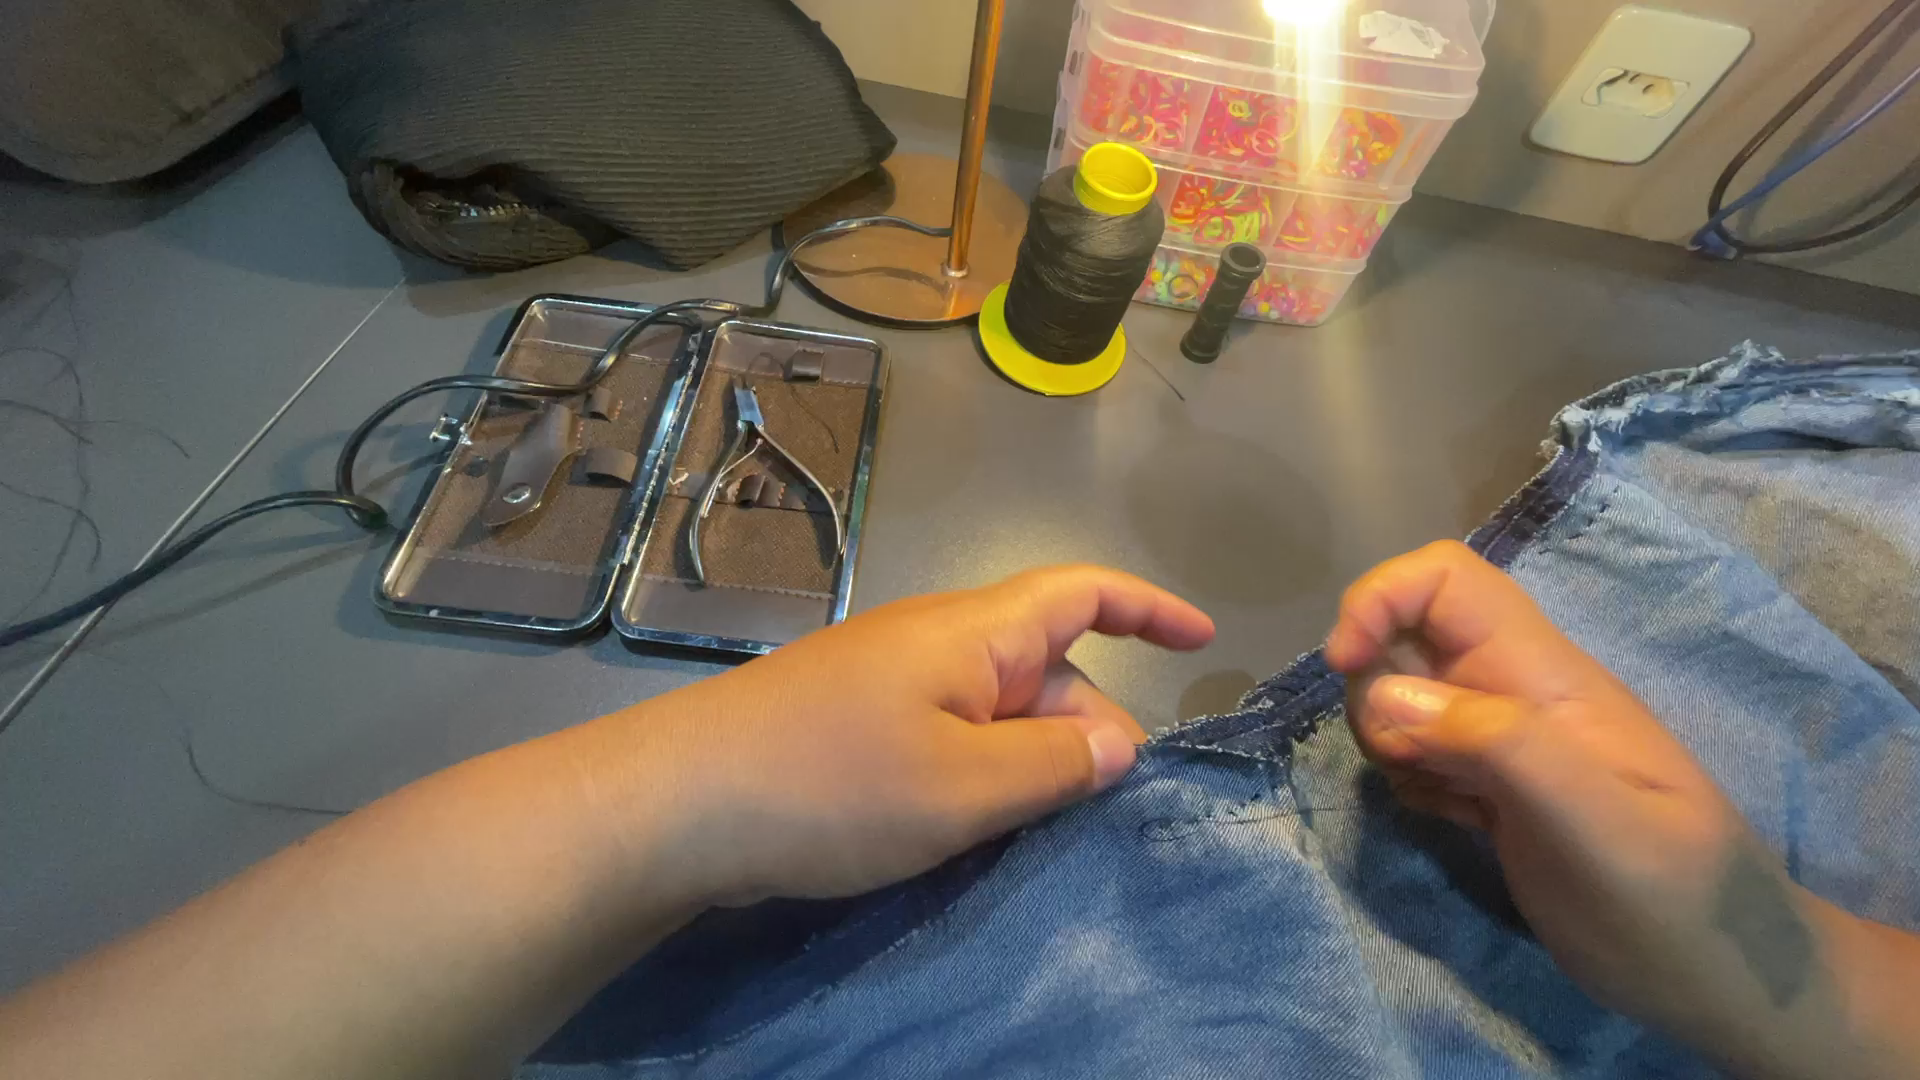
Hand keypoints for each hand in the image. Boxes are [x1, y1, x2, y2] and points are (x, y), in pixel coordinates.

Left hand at [588, 565, 1213, 906]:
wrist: (680, 802)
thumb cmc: (830, 782)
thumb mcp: (963, 785)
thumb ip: (1055, 761)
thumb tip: (1121, 741)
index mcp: (973, 632)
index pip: (1082, 592)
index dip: (1149, 607)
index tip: (1203, 640)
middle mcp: (939, 642)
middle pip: (1047, 666)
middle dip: (1091, 727)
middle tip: (1104, 810)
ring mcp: (897, 681)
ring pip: (1000, 709)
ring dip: (1035, 760)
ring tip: (1042, 833)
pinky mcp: (864, 721)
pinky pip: (954, 735)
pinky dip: (986, 773)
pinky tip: (980, 827)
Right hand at [1325, 541, 1919, 1079]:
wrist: (1720, 981)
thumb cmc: (1676, 901)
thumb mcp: (1604, 828)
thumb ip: (1503, 748)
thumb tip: (1383, 696)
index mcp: (1541, 670)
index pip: (1444, 577)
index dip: (1379, 599)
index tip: (1347, 664)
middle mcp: (1506, 684)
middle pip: (1397, 637)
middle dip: (1375, 695)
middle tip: (1415, 763)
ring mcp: (1489, 730)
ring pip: (1389, 693)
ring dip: (1388, 744)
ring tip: (1449, 799)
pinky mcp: (1475, 772)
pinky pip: (1402, 745)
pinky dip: (1406, 778)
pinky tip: (1458, 818)